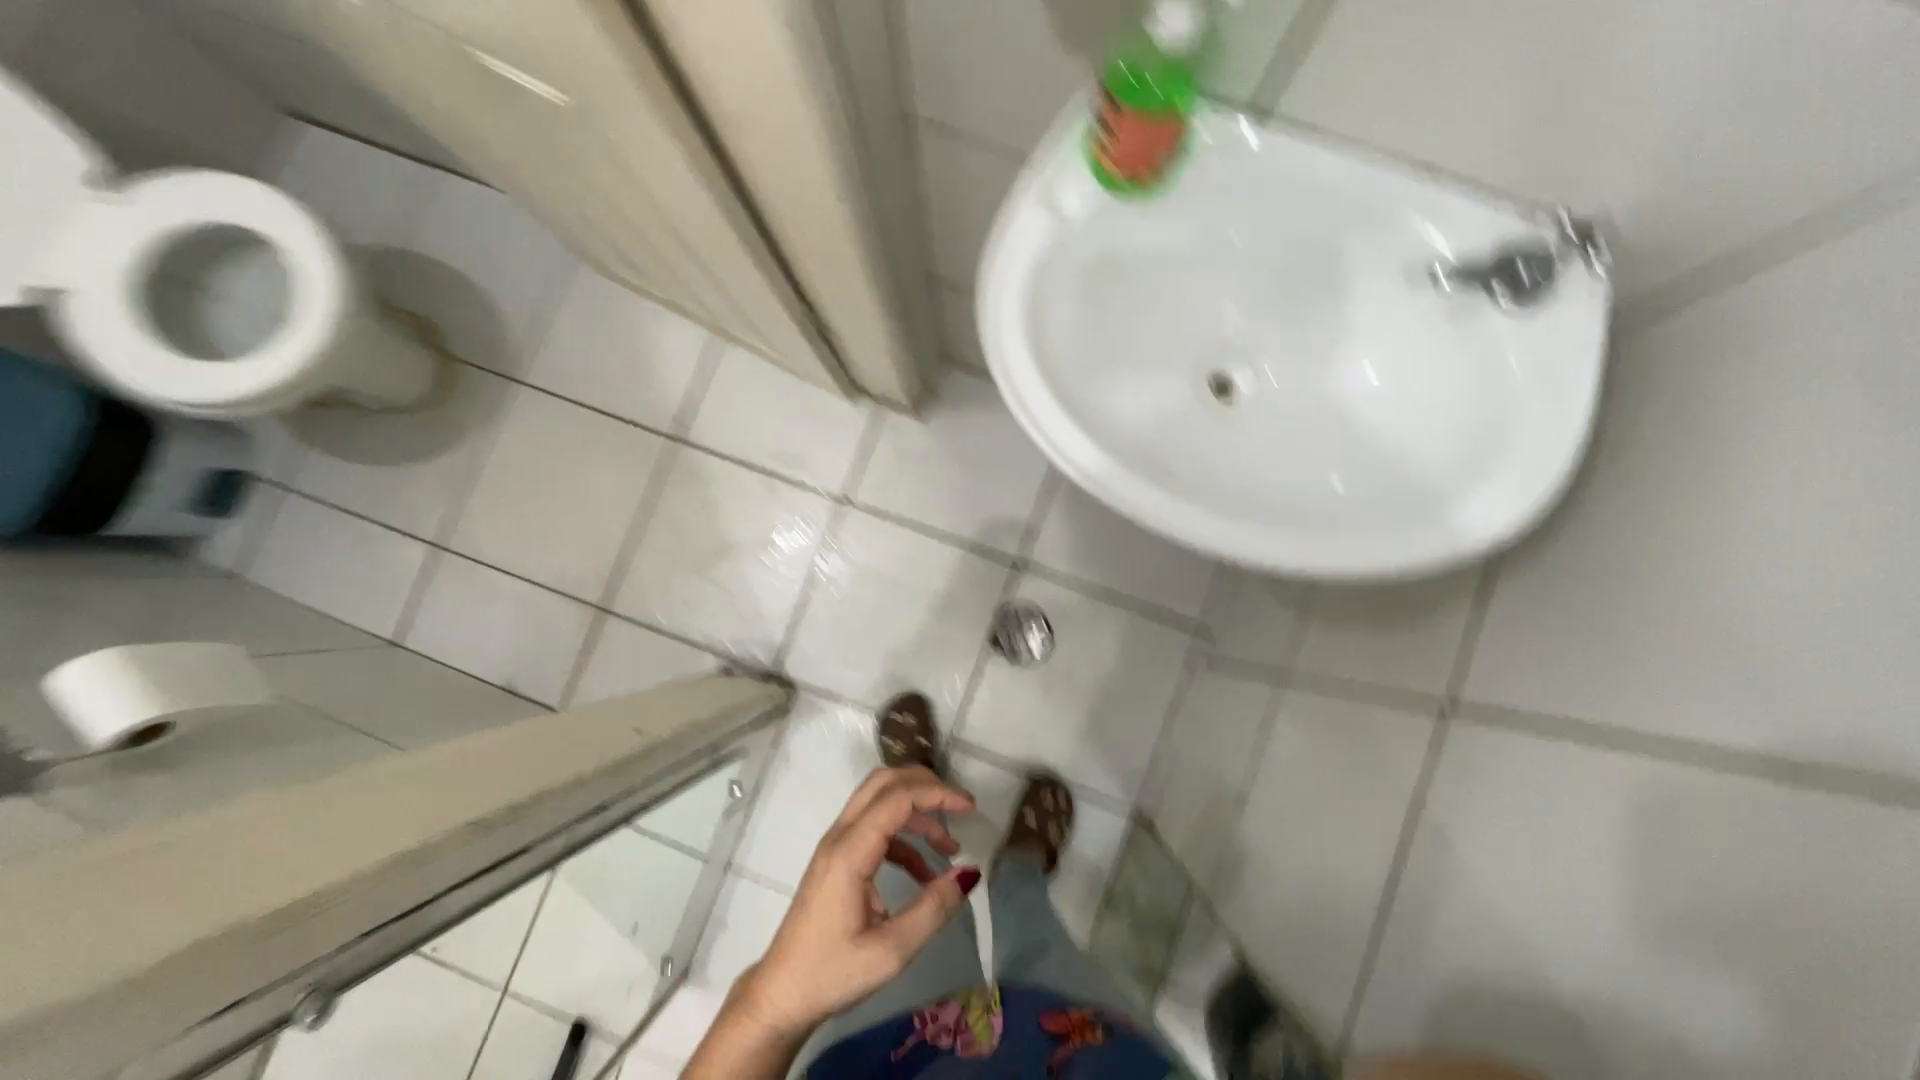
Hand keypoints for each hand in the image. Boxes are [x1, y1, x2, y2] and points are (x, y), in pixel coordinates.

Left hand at [735, 766, 980, 1037]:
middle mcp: (839, 838)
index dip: (937, 794)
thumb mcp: (892, 950)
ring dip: (917, 813)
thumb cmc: (832, 973)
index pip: (897, 798)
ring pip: (878, 802)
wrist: (782, 994)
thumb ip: (933, 908)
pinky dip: (903, 838)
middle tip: (960, 808)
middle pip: (883, 784)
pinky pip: (873, 829)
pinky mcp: (835, 861)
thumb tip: (969, 873)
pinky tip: (924, 875)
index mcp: (850, 853)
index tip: (970, 808)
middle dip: (926, 786)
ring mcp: (834, 847)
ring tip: (950, 848)